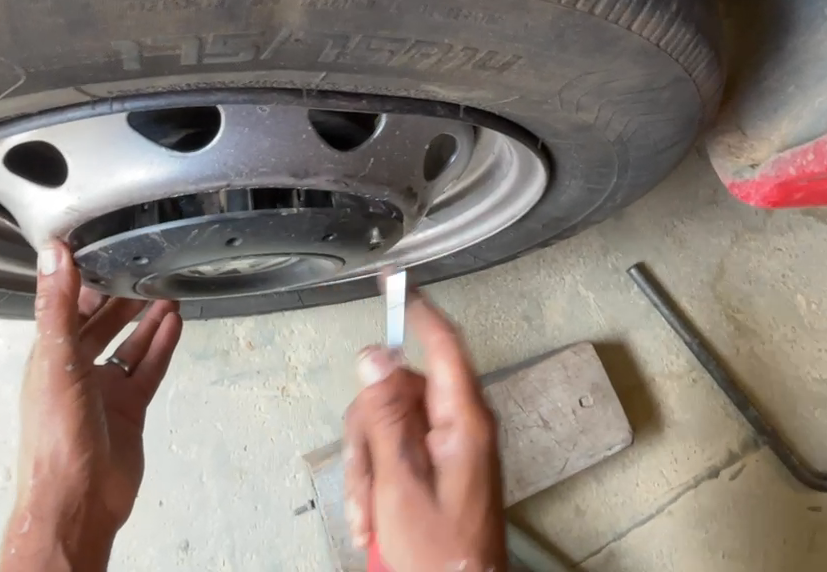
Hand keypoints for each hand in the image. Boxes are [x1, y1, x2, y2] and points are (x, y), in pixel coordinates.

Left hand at [0, 240, 182, 571]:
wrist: (81, 500)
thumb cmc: (59, 433)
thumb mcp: (57, 360)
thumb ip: (57, 306)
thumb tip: (53, 252)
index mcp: (51, 357)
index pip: (68, 308)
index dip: (87, 281)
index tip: (107, 250)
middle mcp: (77, 369)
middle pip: (102, 323)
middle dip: (123, 297)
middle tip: (147, 268)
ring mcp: (105, 390)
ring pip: (130, 344)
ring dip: (147, 318)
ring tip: (168, 291)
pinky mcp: (129, 408)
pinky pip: (148, 368)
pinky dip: (162, 345)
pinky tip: (175, 323)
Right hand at [341, 294, 505, 571]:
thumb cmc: (441, 553)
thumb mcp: (402, 479)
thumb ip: (385, 412)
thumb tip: (374, 355)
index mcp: (464, 418)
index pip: (444, 343)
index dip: (420, 309)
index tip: (396, 282)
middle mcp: (460, 422)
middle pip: (398, 390)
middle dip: (368, 432)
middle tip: (362, 475)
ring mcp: (449, 443)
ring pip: (388, 420)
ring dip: (367, 464)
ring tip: (368, 511)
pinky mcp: (438, 462)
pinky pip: (395, 447)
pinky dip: (377, 477)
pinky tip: (375, 514)